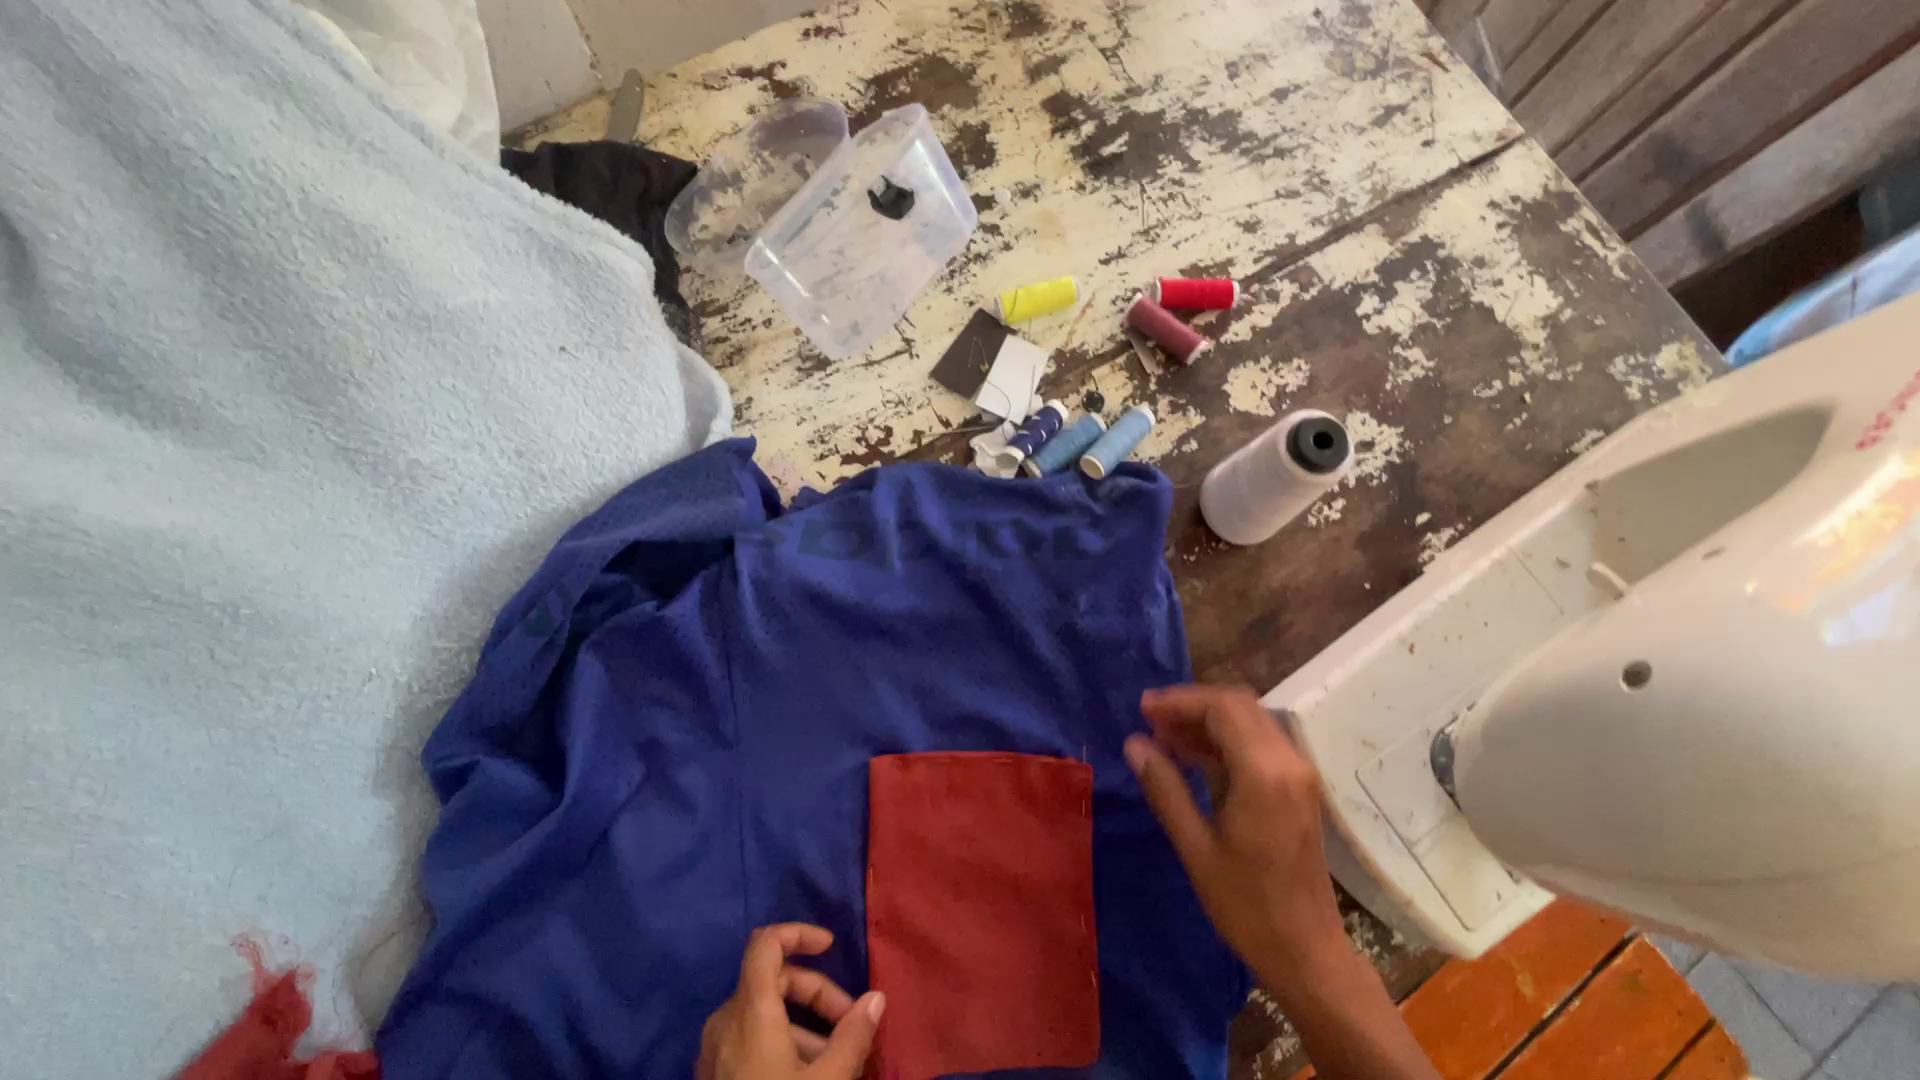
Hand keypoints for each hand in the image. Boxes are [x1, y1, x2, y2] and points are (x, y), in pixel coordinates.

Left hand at [696, 924, 885, 1079]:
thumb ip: (853, 1035)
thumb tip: (877, 998)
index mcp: (750, 1010)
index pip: (767, 943)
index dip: (799, 934)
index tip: (832, 946)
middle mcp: (726, 1019)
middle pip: (773, 979)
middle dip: (818, 993)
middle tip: (852, 1022)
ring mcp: (715, 1048)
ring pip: (764, 1012)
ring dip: (805, 1023)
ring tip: (838, 1058)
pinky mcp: (714, 1073)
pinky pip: (750, 1037)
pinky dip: (782, 1041)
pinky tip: (808, 1074)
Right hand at [1124, 684, 1347, 985]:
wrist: (1306, 951)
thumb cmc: (1245, 905)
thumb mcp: (1195, 847)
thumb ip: (1165, 788)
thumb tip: (1134, 743)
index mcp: (1264, 773)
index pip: (1222, 708)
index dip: (1179, 701)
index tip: (1142, 708)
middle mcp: (1288, 762)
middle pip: (1239, 706)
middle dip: (1192, 705)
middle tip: (1149, 719)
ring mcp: (1298, 775)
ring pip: (1251, 722)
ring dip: (1208, 720)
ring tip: (1163, 735)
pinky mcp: (1298, 789)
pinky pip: (1260, 744)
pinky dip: (1225, 739)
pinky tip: (1193, 756)